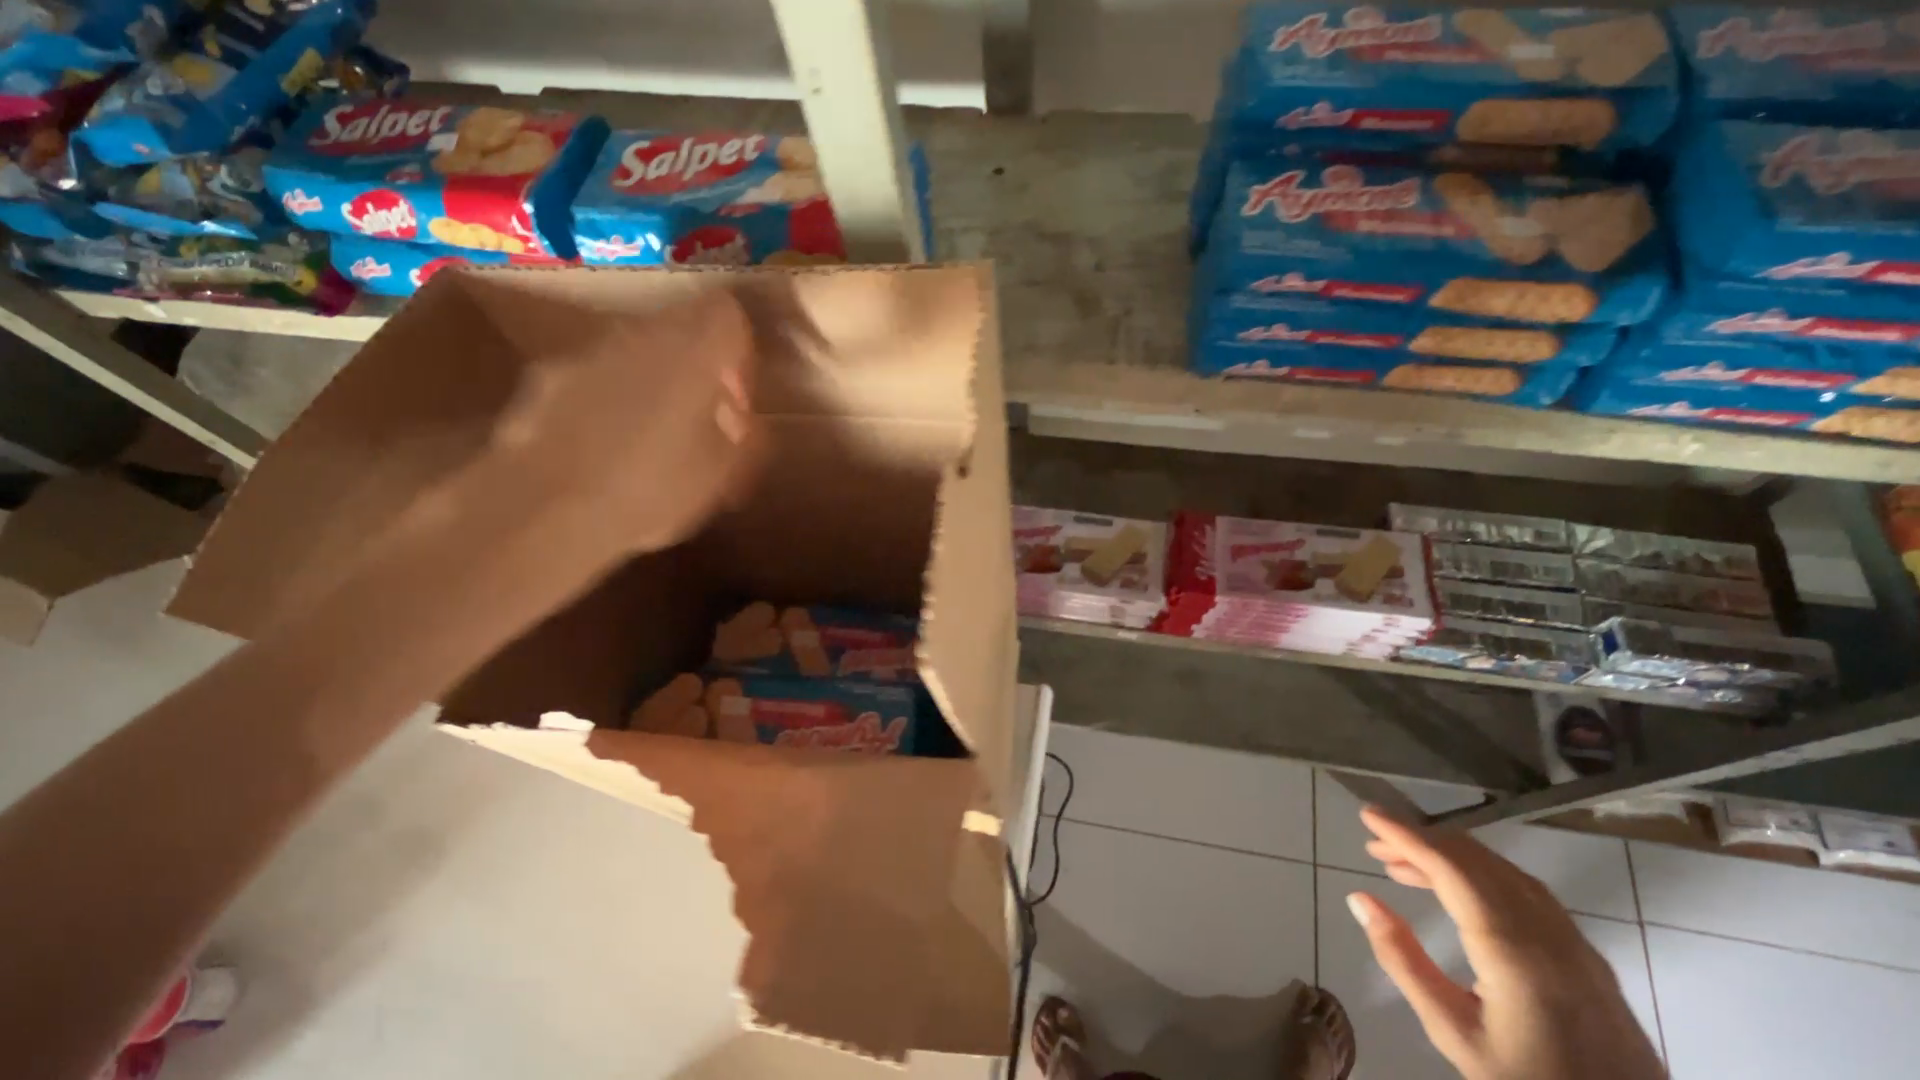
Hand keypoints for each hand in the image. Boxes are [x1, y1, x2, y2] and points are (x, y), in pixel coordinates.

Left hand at [466, 286, 761, 560]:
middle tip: (699, 417)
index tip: (737, 395)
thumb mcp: (722, 476)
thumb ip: (746, 440)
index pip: (728, 312)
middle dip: (693, 366)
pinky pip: (590, 380)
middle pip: (677, 328)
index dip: (738, 350)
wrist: (545, 509)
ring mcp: (586, 354)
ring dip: (646, 382)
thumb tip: (747, 424)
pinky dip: (602, 403)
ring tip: (647, 439)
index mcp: (694, 350)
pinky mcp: (543, 381)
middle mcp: (639, 335)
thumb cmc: (652, 489)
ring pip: (631, 353)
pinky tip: (599, 452)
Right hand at [1347, 805, 1664, 1079]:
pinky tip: (1459, 890)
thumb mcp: (1452, 1032)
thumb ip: (1404, 961)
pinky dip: (1481, 874)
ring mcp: (1572, 939)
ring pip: (1503, 871)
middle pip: (1478, 862)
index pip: (1452, 870)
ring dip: (1451, 857)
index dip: (1408, 837)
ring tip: (1404, 867)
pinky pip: (1526, 890)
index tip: (1369, 815)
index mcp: (1512, 950)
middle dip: (1423, 842)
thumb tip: (1361, 900)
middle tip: (1374, 844)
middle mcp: (1546, 931)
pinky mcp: (1584, 952)